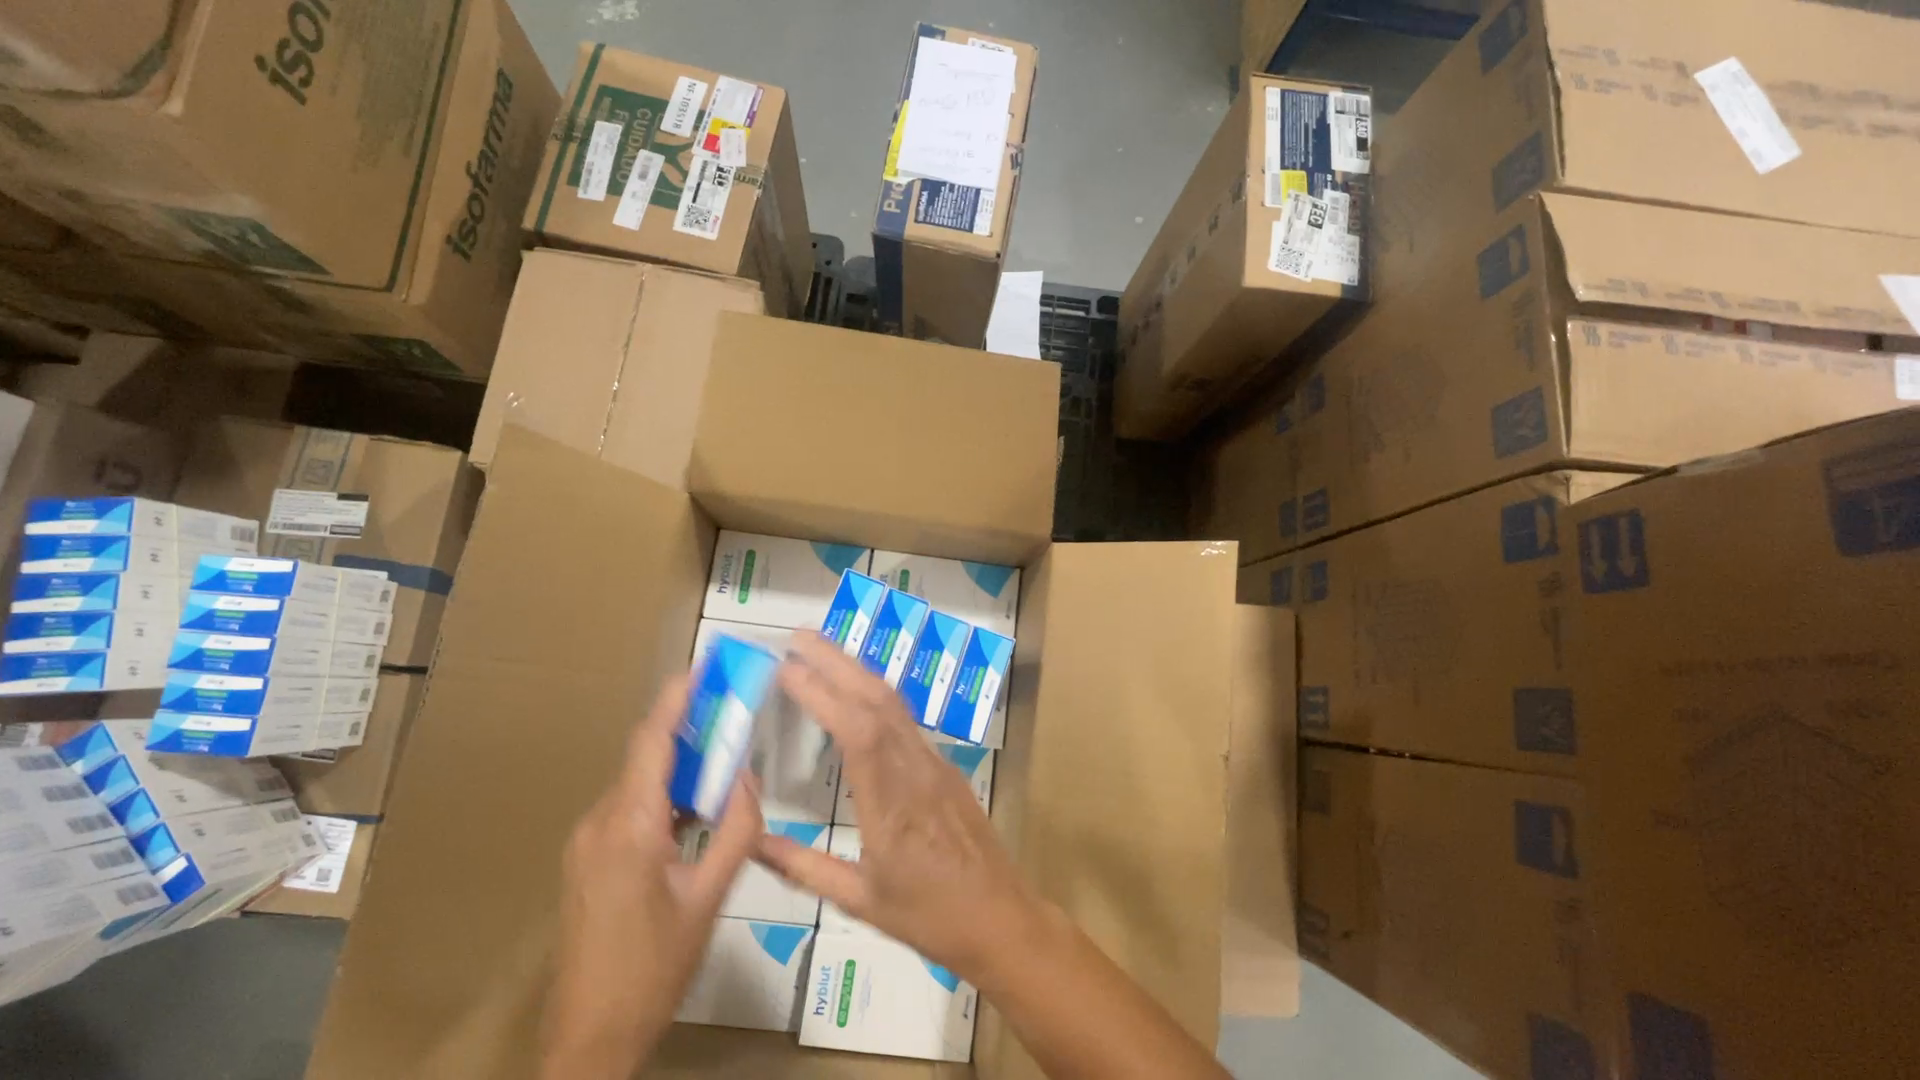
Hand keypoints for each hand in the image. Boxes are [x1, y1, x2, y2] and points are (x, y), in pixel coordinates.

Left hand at [542, 675, 762, 1079]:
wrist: (592, 1033)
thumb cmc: (656, 967)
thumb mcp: (710, 898)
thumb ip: (736, 832)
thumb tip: (748, 778)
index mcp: (629, 827)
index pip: (652, 743)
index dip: (675, 700)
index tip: (701, 667)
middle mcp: (598, 824)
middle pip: (645, 760)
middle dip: (688, 732)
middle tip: (732, 714)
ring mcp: (585, 844)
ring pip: (637, 787)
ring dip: (678, 770)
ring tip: (724, 762)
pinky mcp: (586, 863)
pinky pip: (628, 812)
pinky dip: (663, 799)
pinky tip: (694, 812)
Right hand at [756, 632, 1040, 979]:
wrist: (1002, 920)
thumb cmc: (929, 917)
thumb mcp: (860, 902)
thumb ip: (803, 868)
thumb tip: (751, 839)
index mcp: (891, 806)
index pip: (858, 731)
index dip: (823, 693)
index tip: (786, 668)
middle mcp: (915, 773)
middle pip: (877, 701)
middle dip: (836, 661)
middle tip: (795, 637)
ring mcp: (935, 766)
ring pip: (895, 705)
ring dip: (856, 671)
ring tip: (819, 651)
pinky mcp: (946, 769)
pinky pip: (906, 722)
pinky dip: (875, 696)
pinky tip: (856, 693)